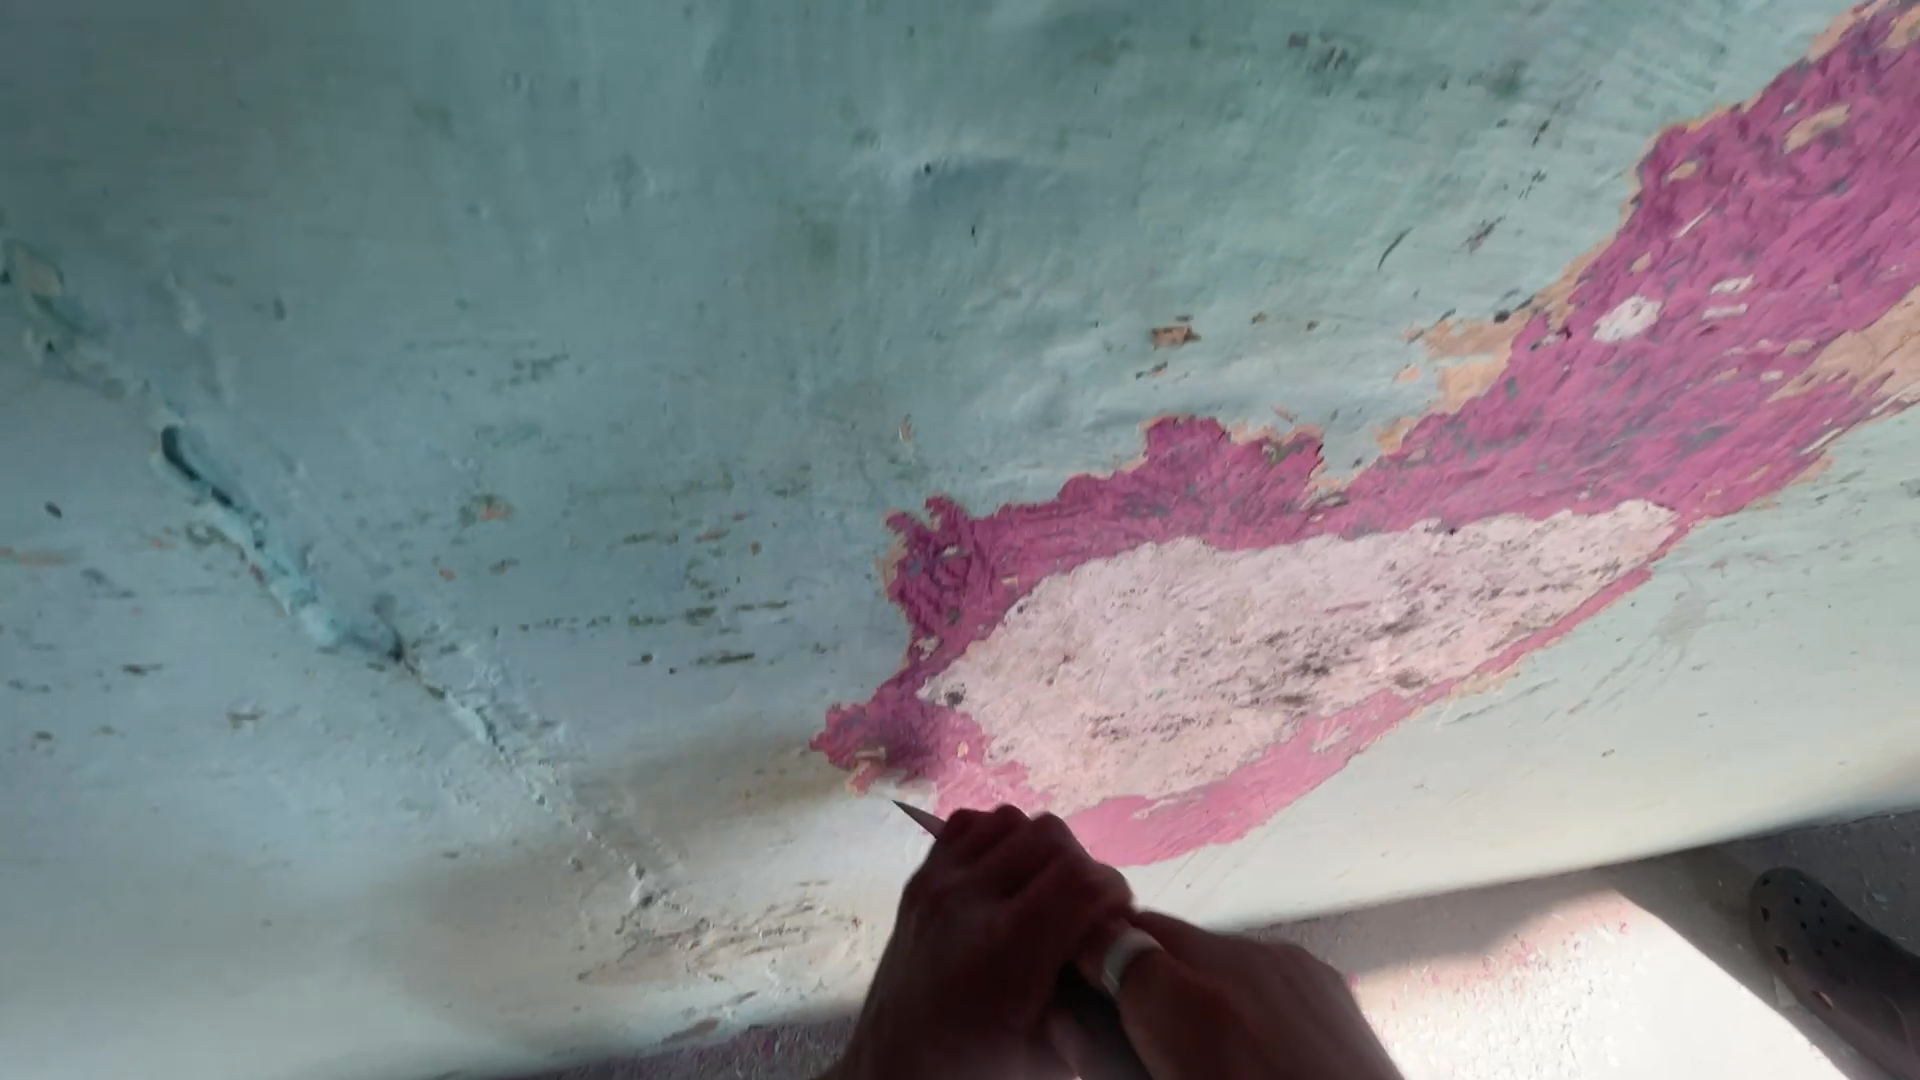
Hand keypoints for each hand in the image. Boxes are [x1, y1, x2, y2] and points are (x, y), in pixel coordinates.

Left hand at [829, 805, 1132, 1079]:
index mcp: (1003, 952)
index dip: (1112, 889)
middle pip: (1049, 834)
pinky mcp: (918, 876)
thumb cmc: (978, 1072)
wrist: (891, 1072)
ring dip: (1039, 847)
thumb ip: (1087, 987)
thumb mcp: (1049, 1050)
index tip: (1116, 916)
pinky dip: (996, 837)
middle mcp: (966, 901)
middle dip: (1081, 863)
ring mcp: (936, 880)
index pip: (1079, 878)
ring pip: (1010, 818)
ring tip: (1043, 887)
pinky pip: (967, 822)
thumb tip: (1120, 936)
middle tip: (1082, 904)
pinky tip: (1005, 874)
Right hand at [1060, 911, 1401, 1079]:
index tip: (1078, 984)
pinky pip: (1247, 956)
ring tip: (1206, 1036)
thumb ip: (1101, 1056)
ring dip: (1186, 974)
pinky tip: (1253, 1034)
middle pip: (1149, 930)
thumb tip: (1060, 1012)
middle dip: (1133, 962)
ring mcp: (1279, 957)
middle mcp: (1233, 962)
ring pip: (1199, 942)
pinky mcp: (1313, 965)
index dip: (1083, 956)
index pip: (1101, 938)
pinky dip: (1234, 984)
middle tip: (1139, 1019)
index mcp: (1188, 1010)